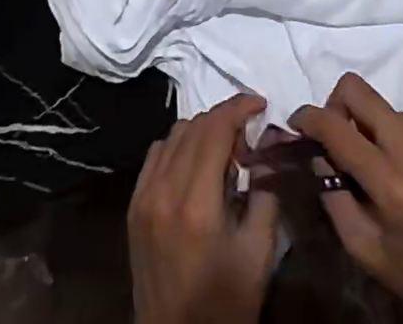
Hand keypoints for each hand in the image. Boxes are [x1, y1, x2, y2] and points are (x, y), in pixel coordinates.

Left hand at [129, 94, 278, 323]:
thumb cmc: (228, 300)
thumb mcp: (260, 247)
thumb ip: (266, 186)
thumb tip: (269, 138)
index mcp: (196, 204)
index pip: (215, 129)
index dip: (239, 107)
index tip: (261, 103)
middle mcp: (164, 192)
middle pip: (195, 126)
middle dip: (225, 118)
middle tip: (249, 136)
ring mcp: (143, 199)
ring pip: (174, 135)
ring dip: (203, 130)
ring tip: (225, 151)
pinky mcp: (133, 208)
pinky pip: (156, 155)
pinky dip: (179, 146)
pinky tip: (196, 164)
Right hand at [290, 75, 402, 323]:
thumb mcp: (364, 249)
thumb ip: (333, 196)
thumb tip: (316, 152)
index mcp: (392, 181)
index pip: (337, 127)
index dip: (308, 118)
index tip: (295, 123)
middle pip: (357, 89)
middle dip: (334, 105)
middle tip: (333, 140)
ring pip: (378, 103)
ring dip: (365, 125)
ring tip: (372, 164)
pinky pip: (400, 115)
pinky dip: (389, 132)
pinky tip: (398, 165)